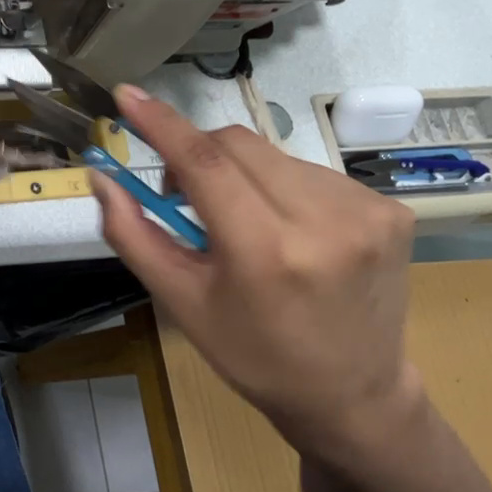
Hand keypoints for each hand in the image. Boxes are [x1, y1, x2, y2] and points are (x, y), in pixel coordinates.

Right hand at [91, 86, 420, 457]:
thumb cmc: (252, 353)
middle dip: (196, 154)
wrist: (354, 395)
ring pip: (271, 154)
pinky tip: (284, 227)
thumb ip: (132, 234)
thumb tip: (101, 176)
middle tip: (180, 195)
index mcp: (265, 252)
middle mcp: (324, 221)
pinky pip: (308, 170)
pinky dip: (279, 185)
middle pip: (235, 145)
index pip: (205, 162)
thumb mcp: (179, 300)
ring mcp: (366, 212)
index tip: (127, 95)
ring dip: (239, 172)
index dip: (161, 124)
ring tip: (240, 221)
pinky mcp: (390, 210)